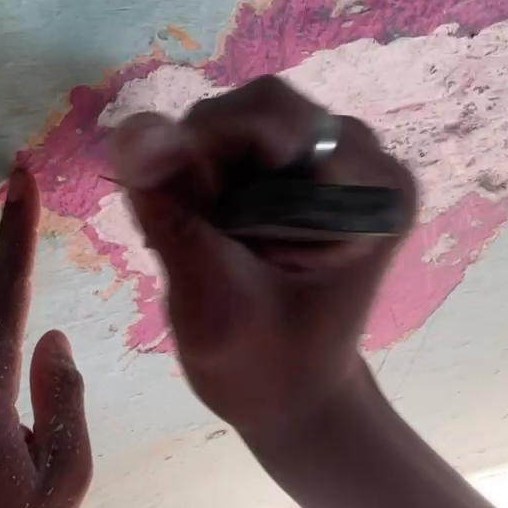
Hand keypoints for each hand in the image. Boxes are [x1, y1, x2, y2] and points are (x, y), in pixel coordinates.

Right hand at [109, 76, 416, 446]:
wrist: (294, 397)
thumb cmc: (263, 368)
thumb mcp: (208, 302)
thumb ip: (170, 213)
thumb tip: (134, 128)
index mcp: (372, 189)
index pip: (273, 116)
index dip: (208, 149)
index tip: (187, 211)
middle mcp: (368, 156)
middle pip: (259, 110)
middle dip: (206, 159)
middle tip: (192, 226)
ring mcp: (343, 155)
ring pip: (245, 117)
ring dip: (204, 164)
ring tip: (204, 229)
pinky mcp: (315, 162)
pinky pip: (246, 135)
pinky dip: (213, 169)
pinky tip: (215, 218)